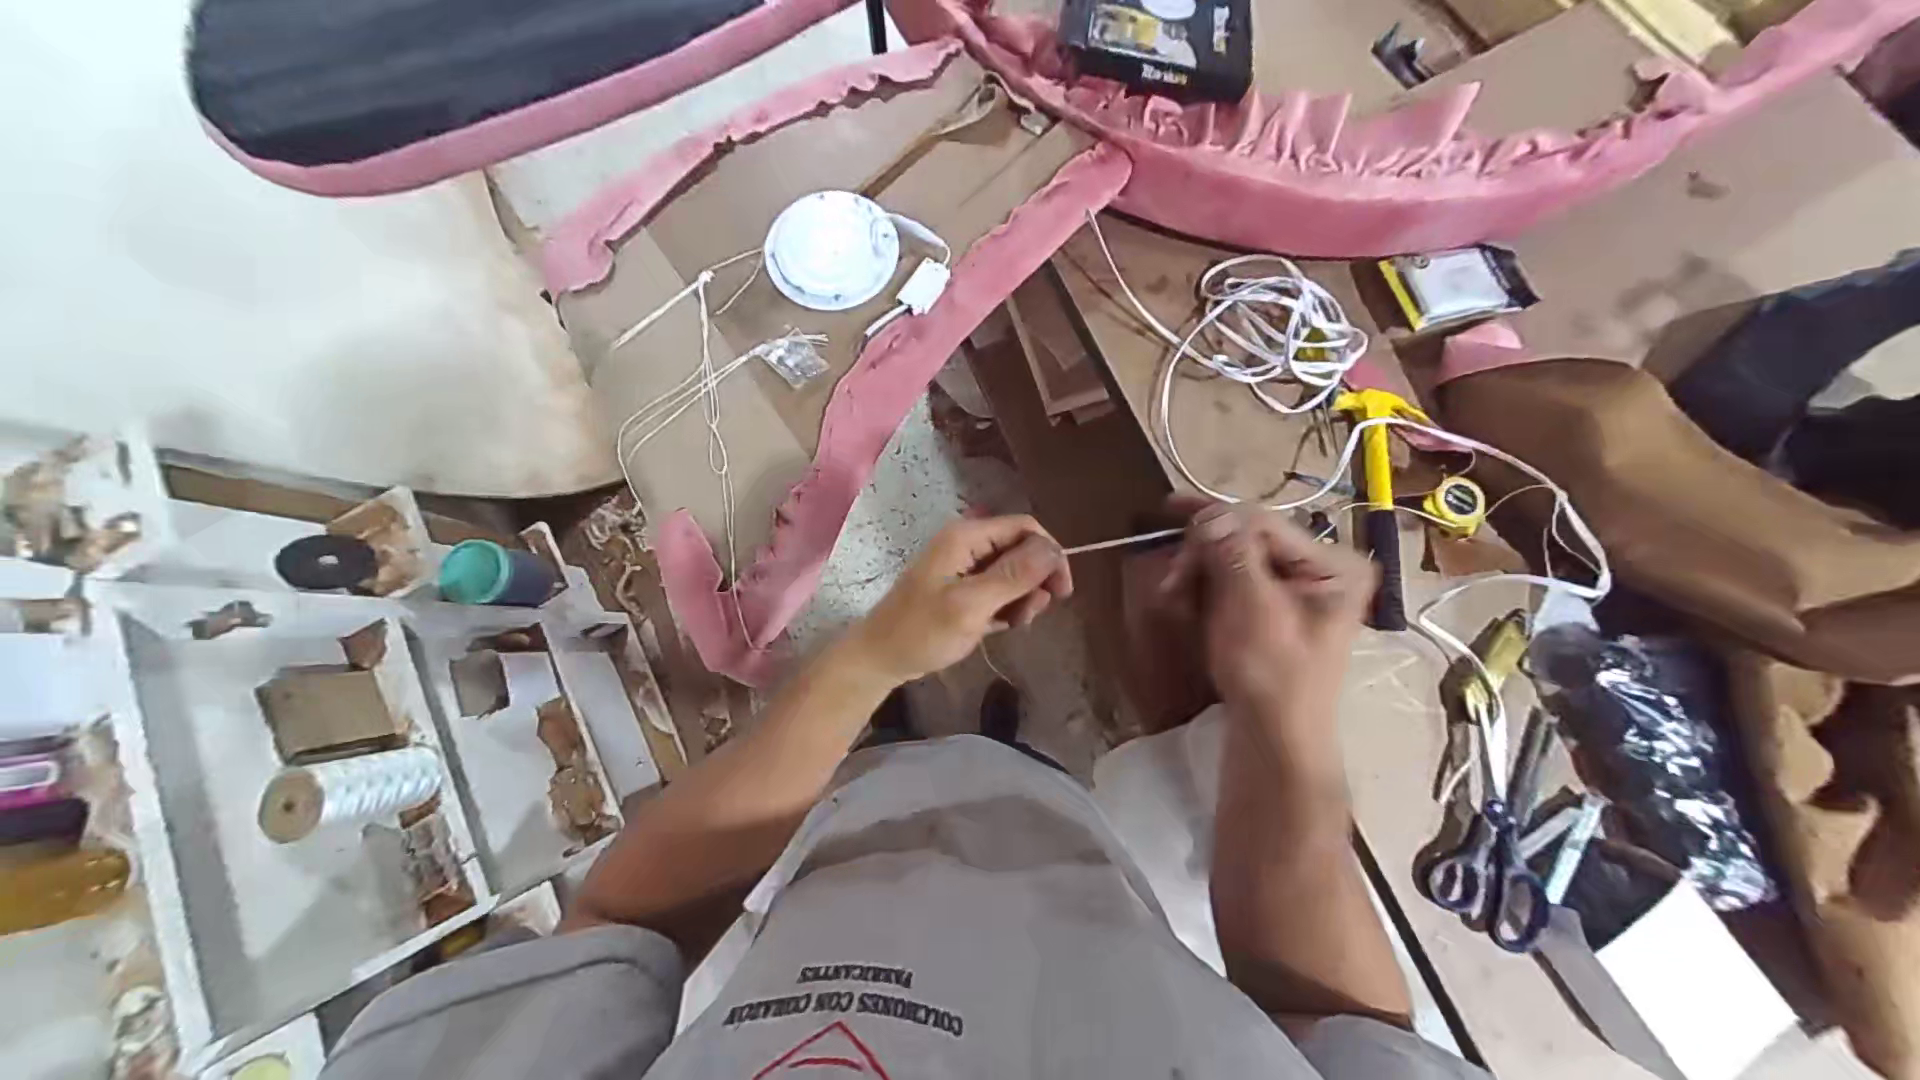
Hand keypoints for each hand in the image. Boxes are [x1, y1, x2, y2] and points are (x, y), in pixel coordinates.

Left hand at [843, 515, 1072, 685]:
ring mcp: (965, 566)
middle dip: (1035, 580)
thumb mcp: (970, 605)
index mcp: (966, 536)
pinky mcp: (964, 588)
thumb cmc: (921, 630)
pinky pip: (1000, 589)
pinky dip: (1007, 606)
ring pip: (1015, 571)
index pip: (1025, 528)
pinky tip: (1001, 626)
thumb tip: (1054, 549)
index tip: (1061, 591)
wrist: (881, 658)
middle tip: (1030, 615)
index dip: (1050, 554)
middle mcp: (968, 544)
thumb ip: (1013, 576)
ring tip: (1012, 624)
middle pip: (1022, 549)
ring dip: (1023, 597)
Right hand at [1162, 500, 1374, 711]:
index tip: (1168, 510)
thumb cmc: (1270, 676)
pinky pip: (1234, 577)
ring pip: (1236, 555)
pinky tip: (1188, 601)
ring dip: (1200, 570)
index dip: (1215, 518)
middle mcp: (1321, 568)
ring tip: (1175, 595)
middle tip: (1171, 579)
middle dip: (1204, 552)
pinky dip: (1206, 585)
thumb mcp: (1253, 611)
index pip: (1264, 523)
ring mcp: (1298, 586)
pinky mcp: (1274, 604)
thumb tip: (1211, 511)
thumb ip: (1234, 556)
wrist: (1274, 737)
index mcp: (1333, 566)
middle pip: (1249, 537)